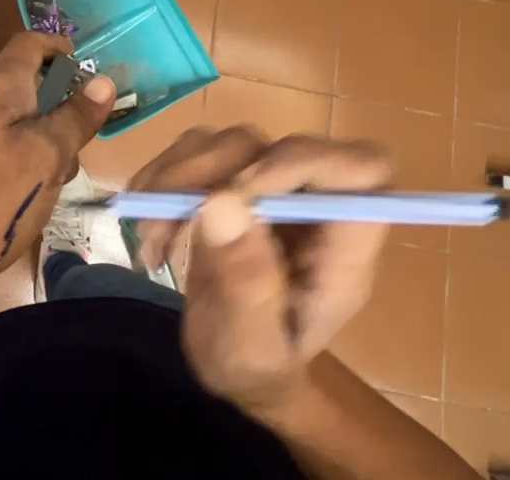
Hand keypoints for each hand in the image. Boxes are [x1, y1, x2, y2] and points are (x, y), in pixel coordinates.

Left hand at [0, 32, 113, 309]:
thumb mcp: (44, 159)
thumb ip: (74, 119)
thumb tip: (103, 80)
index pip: (28, 44)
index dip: (57, 47)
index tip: (82, 65)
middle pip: (20, 86)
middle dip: (54, 110)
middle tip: (76, 152)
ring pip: (5, 122)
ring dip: (35, 142)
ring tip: (50, 188)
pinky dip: (11, 162)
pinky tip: (14, 203)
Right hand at [129, 128, 391, 418]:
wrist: (235, 363)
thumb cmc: (259, 366)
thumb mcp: (252, 349)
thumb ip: (246, 285)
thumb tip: (222, 201)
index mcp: (343, 244)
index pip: (361, 169)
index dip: (304, 163)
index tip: (238, 193)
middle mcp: (312, 202)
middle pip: (276, 147)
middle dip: (210, 176)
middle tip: (163, 225)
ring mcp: (271, 184)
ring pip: (229, 142)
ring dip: (175, 182)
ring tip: (152, 241)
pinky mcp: (232, 177)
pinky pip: (195, 150)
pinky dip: (159, 182)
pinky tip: (149, 231)